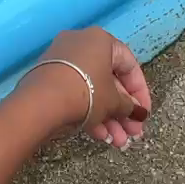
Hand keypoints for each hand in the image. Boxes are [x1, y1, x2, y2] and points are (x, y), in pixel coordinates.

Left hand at [23, 27, 153, 148]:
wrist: (41, 102)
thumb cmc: (87, 92)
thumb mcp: (114, 101)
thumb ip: (129, 106)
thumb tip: (137, 113)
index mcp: (101, 40)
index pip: (129, 65)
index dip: (141, 92)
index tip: (144, 114)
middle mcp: (81, 45)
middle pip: (110, 82)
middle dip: (123, 112)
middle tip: (132, 134)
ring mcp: (62, 62)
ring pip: (93, 92)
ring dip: (109, 119)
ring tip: (117, 143)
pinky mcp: (49, 79)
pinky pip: (76, 95)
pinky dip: (89, 114)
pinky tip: (100, 136)